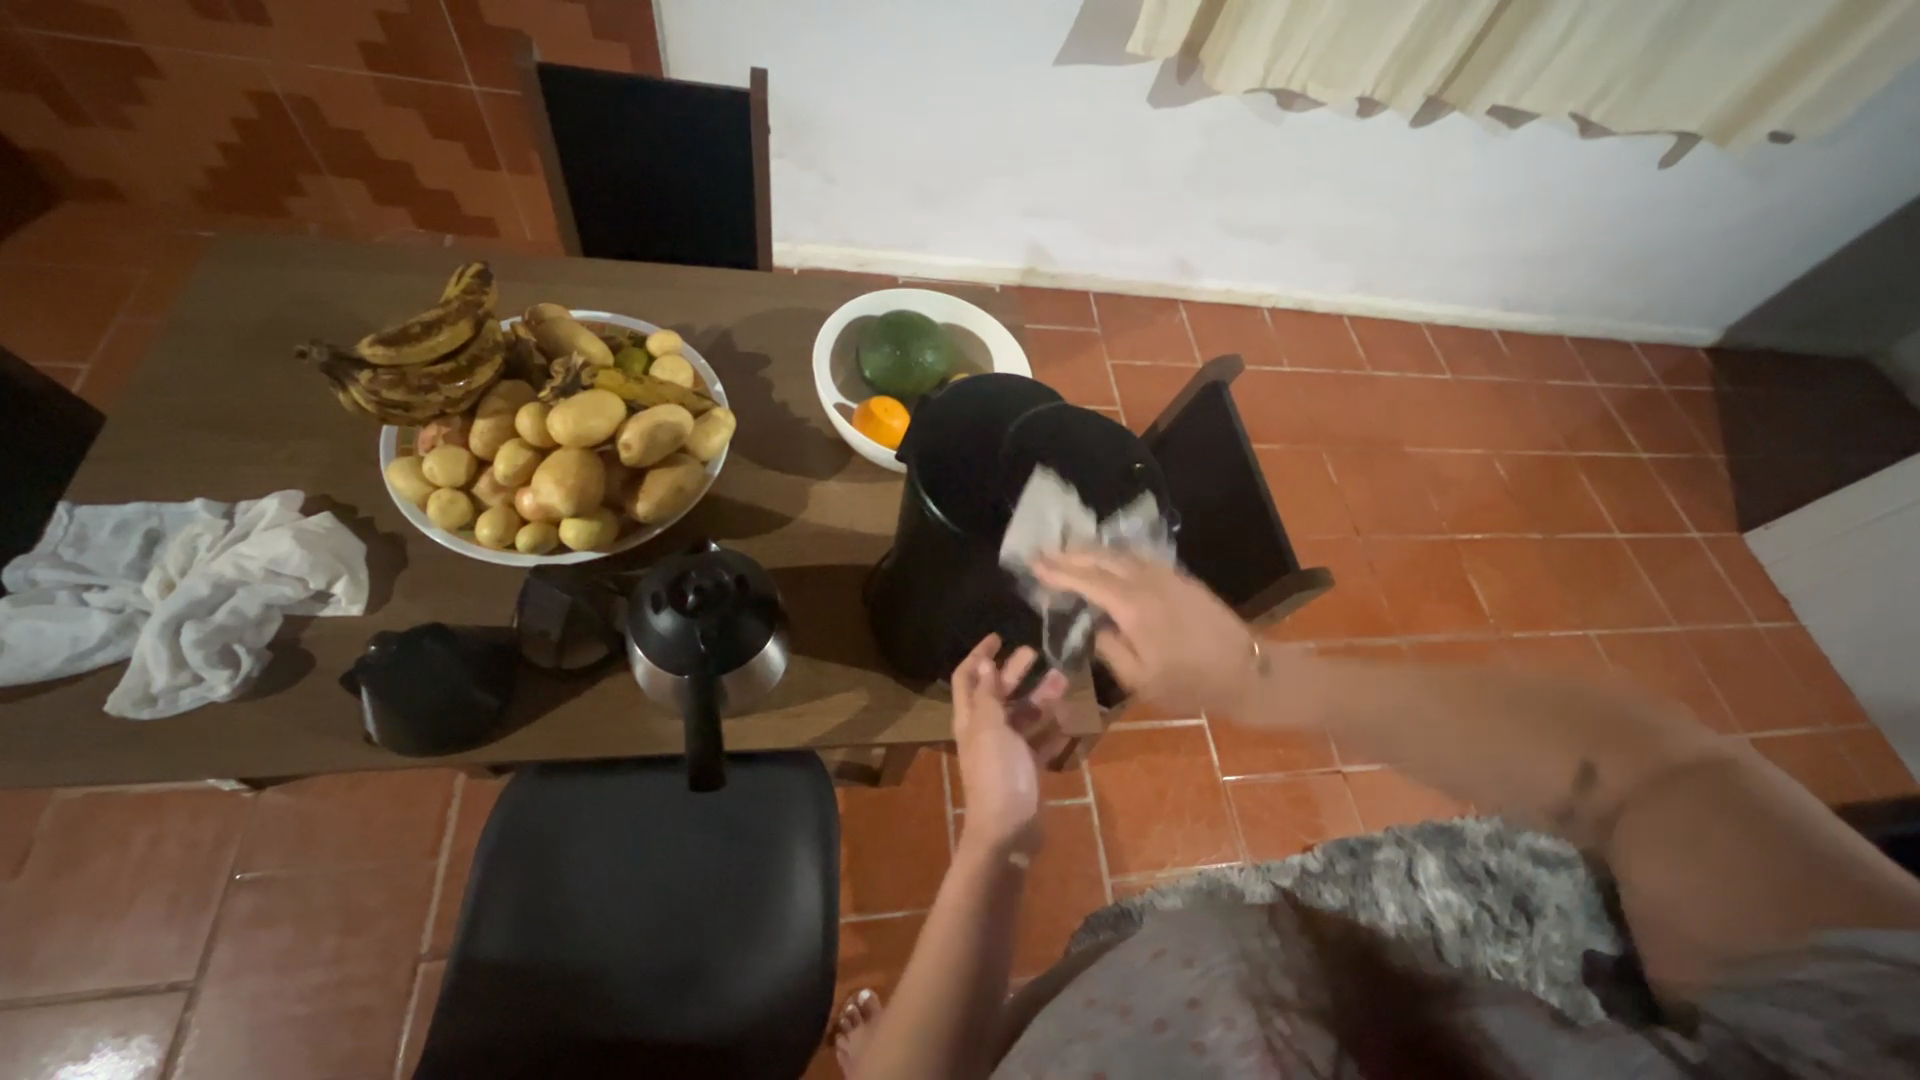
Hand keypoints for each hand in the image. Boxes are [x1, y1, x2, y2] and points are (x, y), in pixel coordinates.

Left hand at [951, 634, 1069, 859]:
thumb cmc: (996, 774)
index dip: (978, 655)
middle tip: (1035, 653)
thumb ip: (988, 696)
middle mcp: (986, 731)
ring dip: (1039, 696)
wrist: (1009, 829)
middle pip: (997, 693)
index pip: (967, 678)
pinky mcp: (1027, 768)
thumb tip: (984, 663)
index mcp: (970, 719)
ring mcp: (1007, 751)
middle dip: (1014, 671)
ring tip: (1062, 679)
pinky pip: (1040, 740)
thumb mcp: (989, 728)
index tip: (998, 636)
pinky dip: (1051, 727)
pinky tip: (1068, 714)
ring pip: (1023, 715)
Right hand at [1033, 551, 1254, 716]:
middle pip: (1101, 558)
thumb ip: (1110, 649)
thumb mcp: (1140, 680)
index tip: (1034, 565)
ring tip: (1069, 552)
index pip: (1087, 580)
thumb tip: (1094, 627)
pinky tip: (1109, 559)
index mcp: (1133, 607)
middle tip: (1043, 553)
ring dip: (1092, 550)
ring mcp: (1167, 576)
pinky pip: (1140, 557)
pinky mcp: (1181, 578)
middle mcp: (1147, 582)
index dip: (1058, 572)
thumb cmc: (1190, 684)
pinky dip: (1116, 554)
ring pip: (1121, 553)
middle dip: (1070, 554)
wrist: (1247, 671)